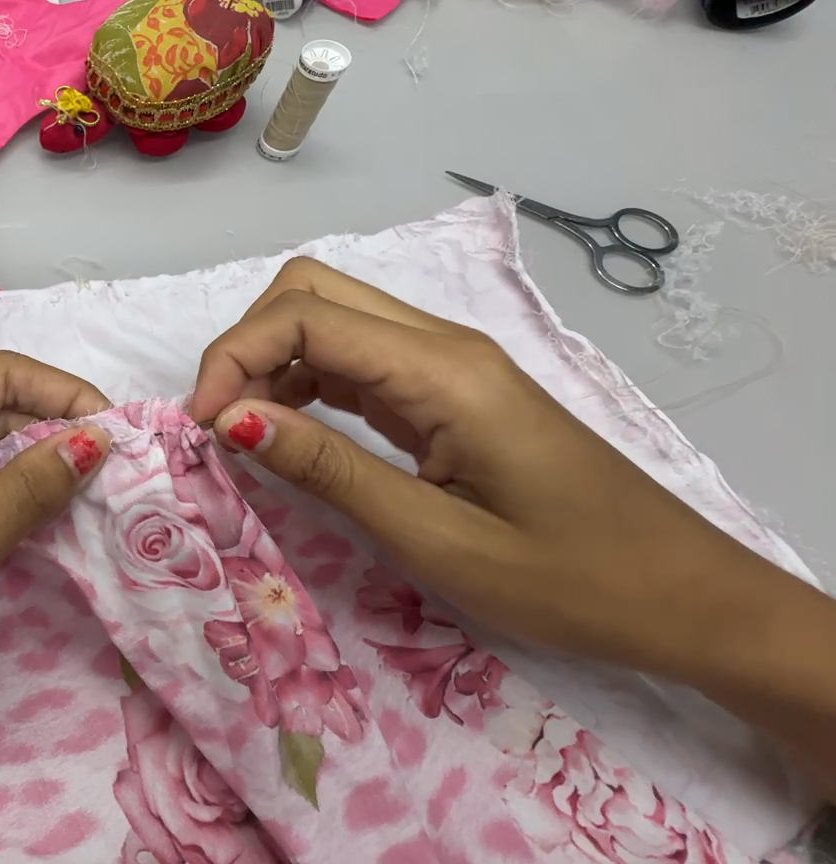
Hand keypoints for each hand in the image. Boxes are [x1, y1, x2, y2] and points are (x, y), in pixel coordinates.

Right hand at [188, 258, 835, 795]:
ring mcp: (441, 362)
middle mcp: (439, 344)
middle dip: (243, 342)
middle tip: (219, 417)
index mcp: (443, 371)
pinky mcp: (438, 388)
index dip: (233, 357)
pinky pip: (346, 355)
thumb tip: (229, 419)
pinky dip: (295, 378)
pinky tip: (286, 427)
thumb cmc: (572, 580)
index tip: (201, 423)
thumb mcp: (436, 539)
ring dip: (265, 358)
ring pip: (322, 315)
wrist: (691, 604)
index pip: (304, 316)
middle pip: (308, 289)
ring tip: (243, 428)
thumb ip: (327, 468)